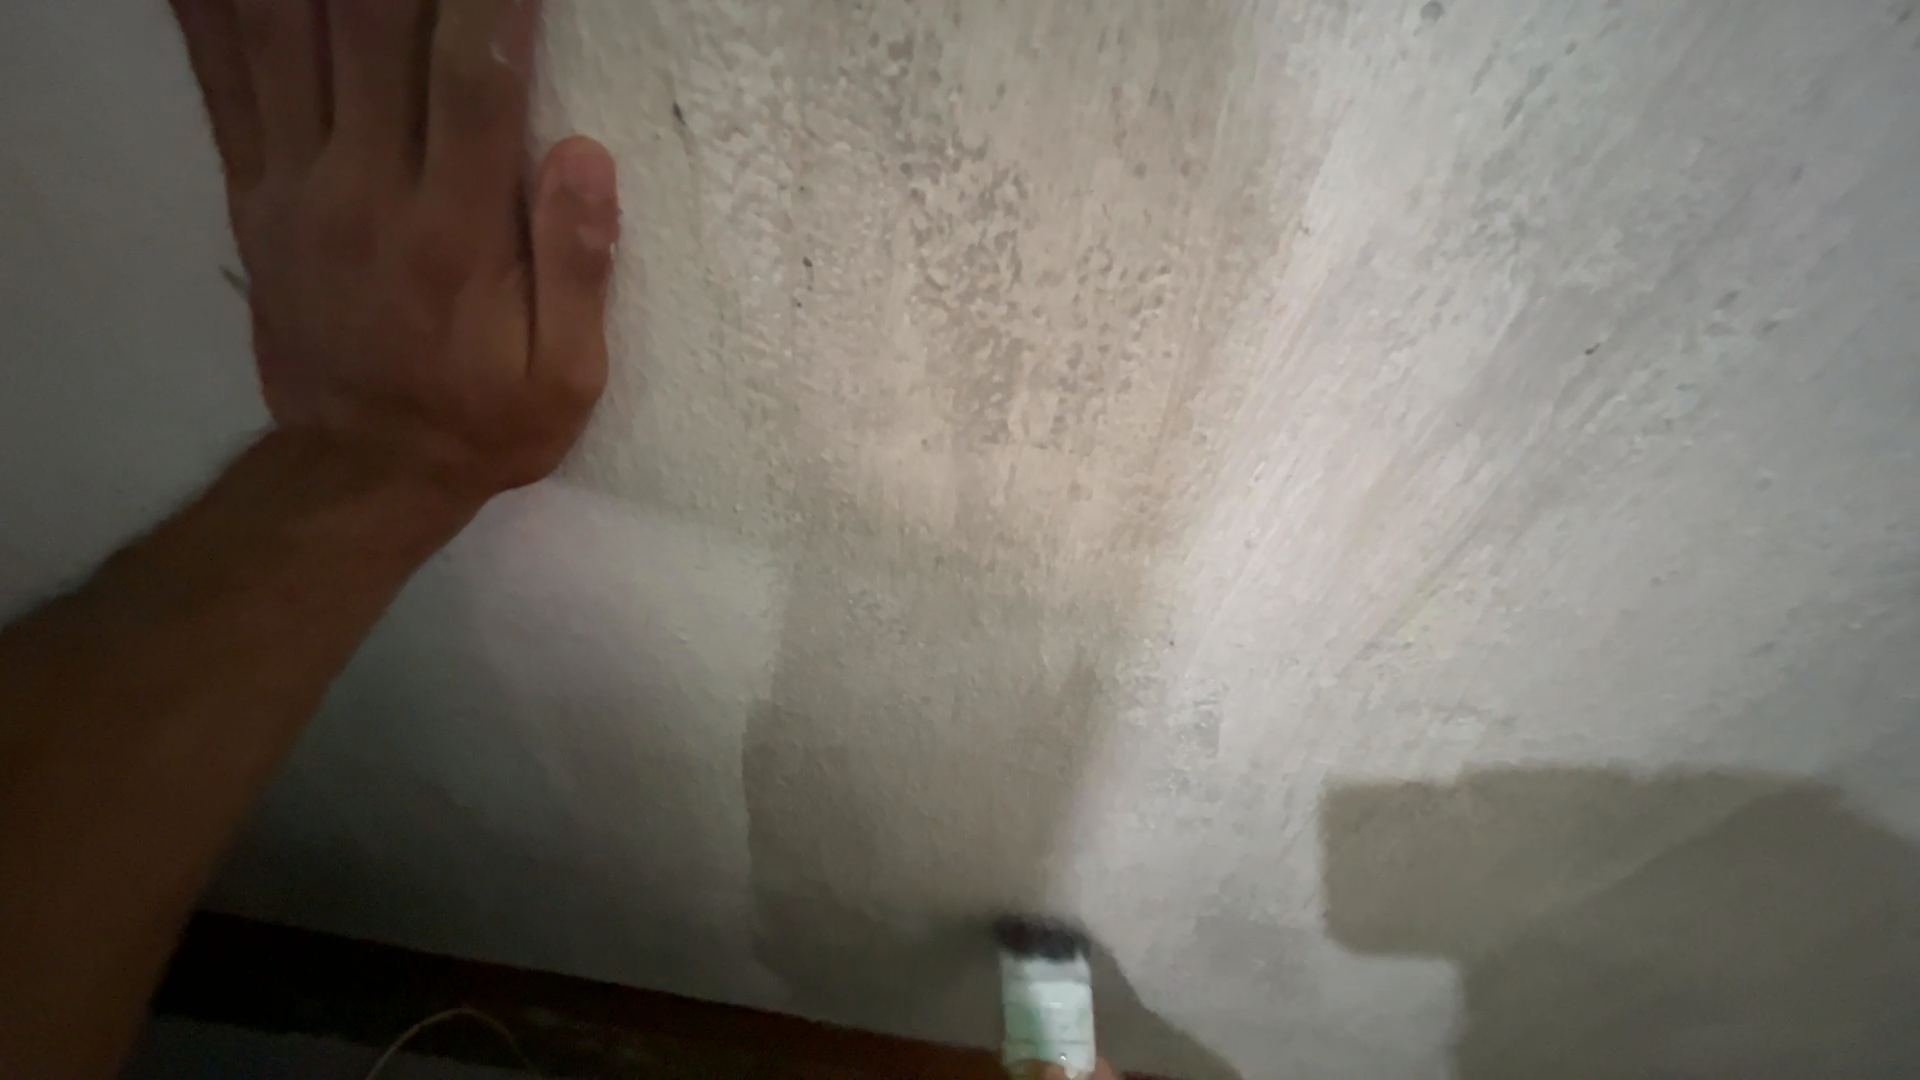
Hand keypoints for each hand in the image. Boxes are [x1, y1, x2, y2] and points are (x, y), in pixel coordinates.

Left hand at [170, 0, 618, 503]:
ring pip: (285, 25)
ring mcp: (293, 182)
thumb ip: (578, 268)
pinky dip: (217, 1)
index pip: (475, 84)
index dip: (498, 7)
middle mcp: (363, 190)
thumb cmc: (489, 423)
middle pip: (373, 29)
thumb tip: (588, 156)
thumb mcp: (568, 376)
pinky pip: (217, 66)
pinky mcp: (252, 189)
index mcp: (454, 236)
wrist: (367, 467)